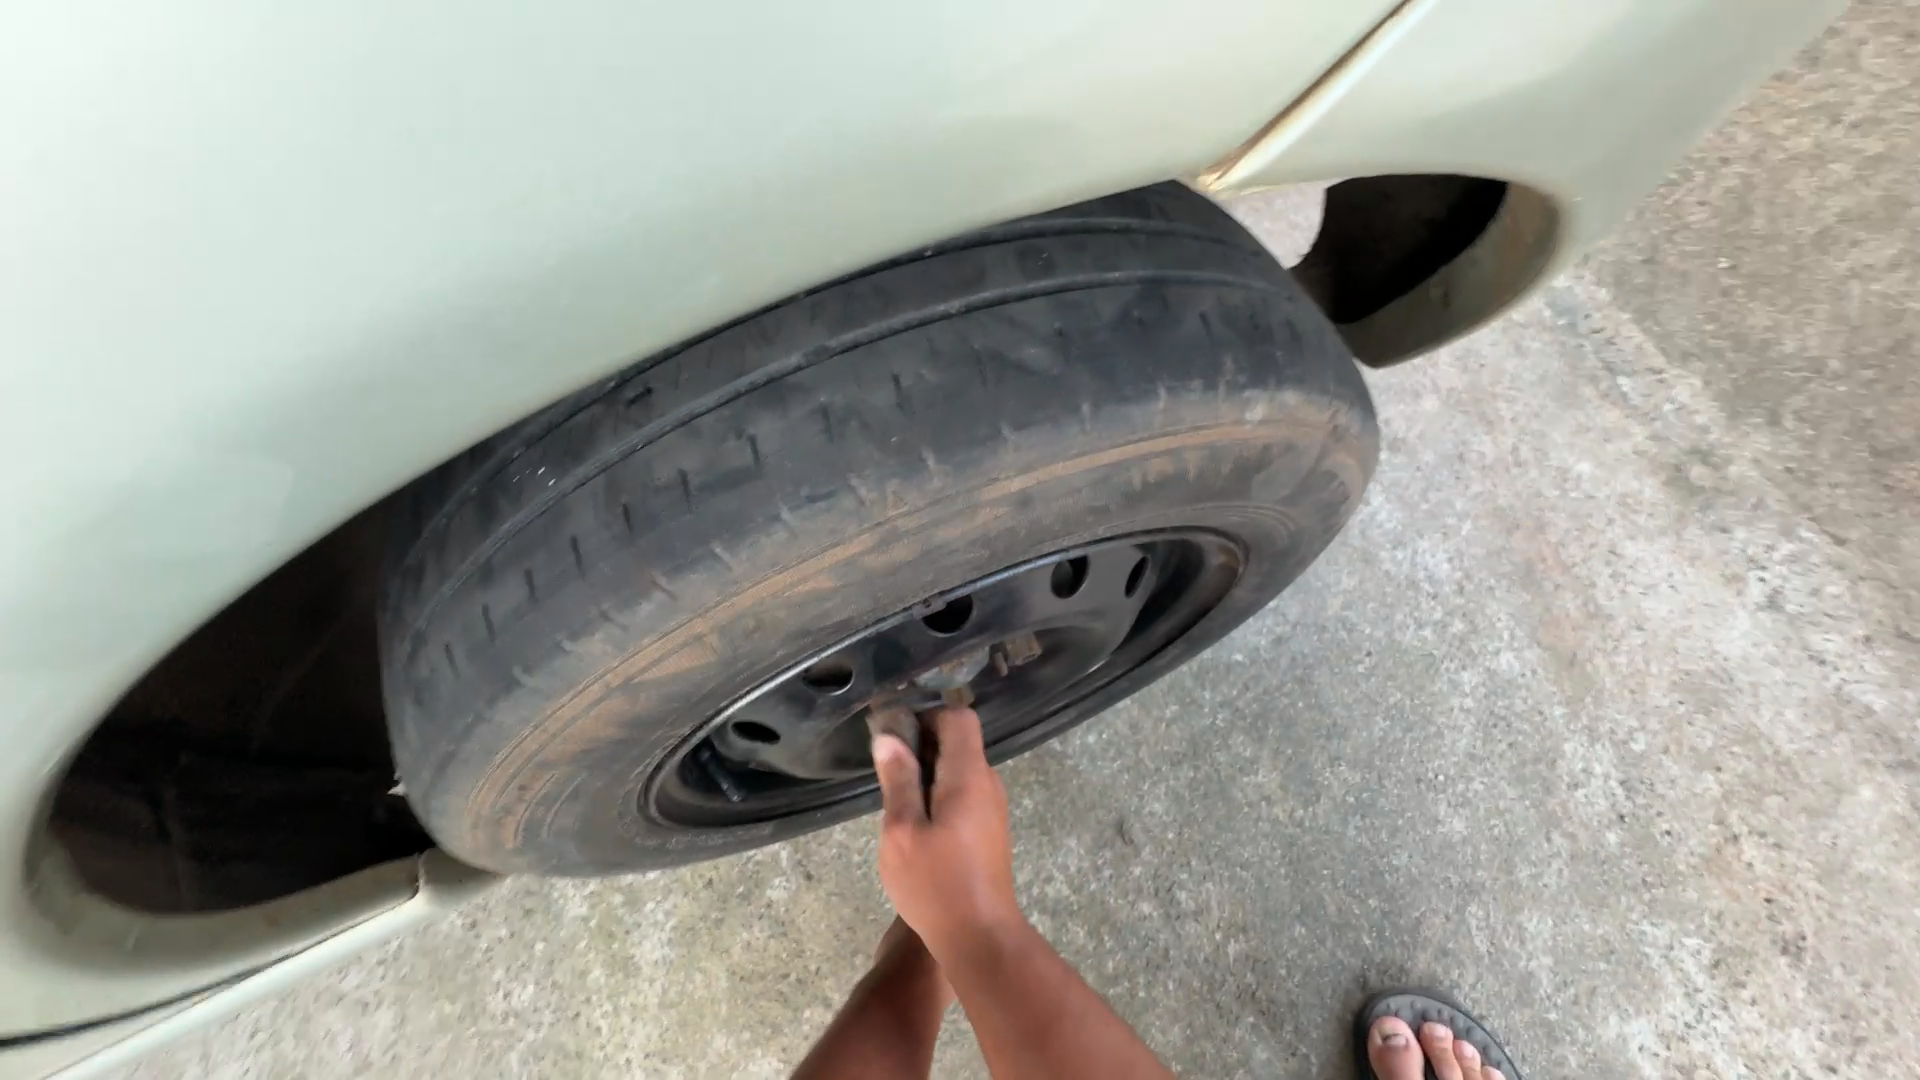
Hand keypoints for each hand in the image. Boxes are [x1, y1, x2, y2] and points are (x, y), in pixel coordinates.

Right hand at [871, 707, 1023, 960]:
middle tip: (890, 777)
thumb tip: (889, 737)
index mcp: (969, 775)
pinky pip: (965, 794)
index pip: (959, 717)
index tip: (896, 738)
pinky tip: (919, 829)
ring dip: (929, 776)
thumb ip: (898, 780)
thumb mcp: (903, 831)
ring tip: (900, 808)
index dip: (927, 717)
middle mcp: (988, 783)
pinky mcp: (990, 829)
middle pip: (959, 742)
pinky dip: (940, 796)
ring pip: (960, 770)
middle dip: (922, 748)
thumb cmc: (936, 884)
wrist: (982, 938)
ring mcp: (993, 807)